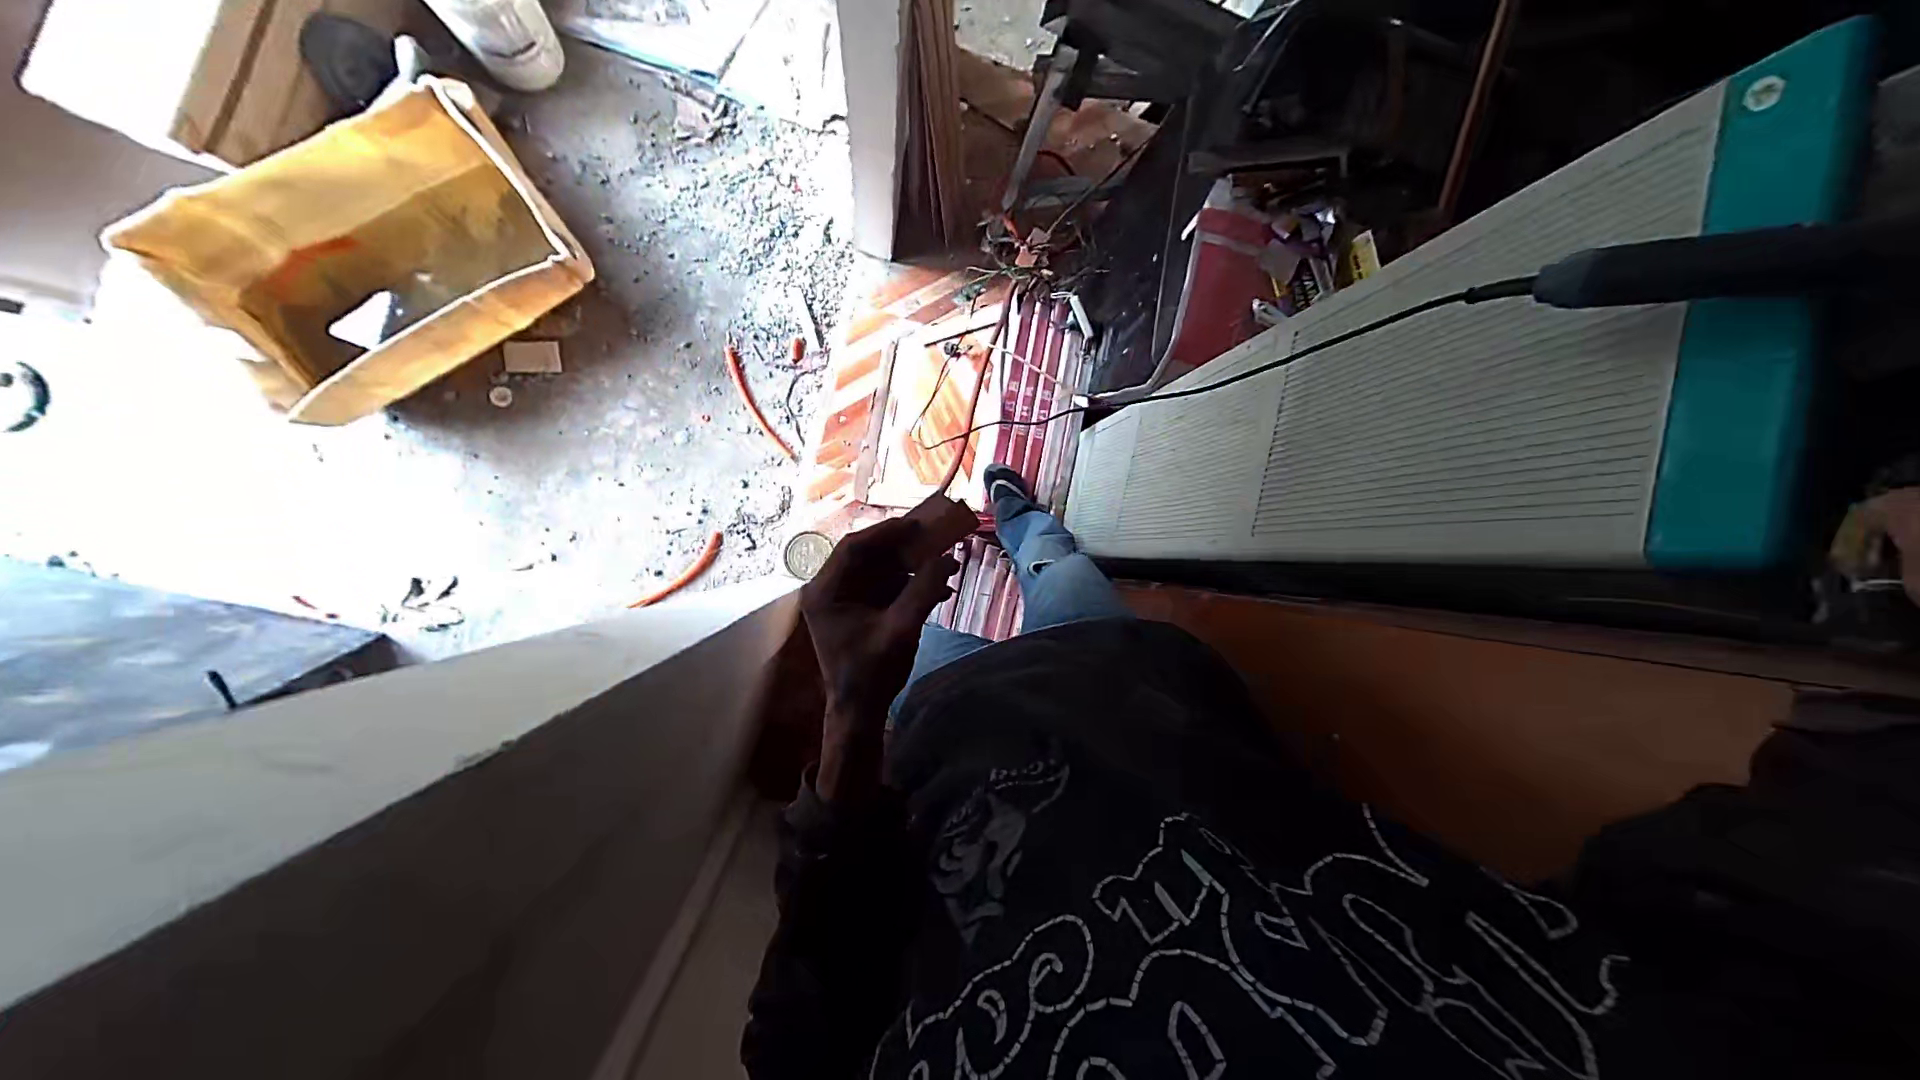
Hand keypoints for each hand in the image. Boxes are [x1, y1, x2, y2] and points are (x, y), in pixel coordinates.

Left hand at [800, 517, 956, 801]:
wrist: (860, 711)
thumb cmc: (872, 673)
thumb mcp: (900, 631)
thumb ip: (923, 592)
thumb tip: (947, 561)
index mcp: (825, 592)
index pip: (854, 548)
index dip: (886, 533)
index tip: (918, 524)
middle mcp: (830, 590)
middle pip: (866, 553)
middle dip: (902, 546)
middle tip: (933, 535)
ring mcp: (845, 599)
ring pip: (878, 567)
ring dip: (911, 564)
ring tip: (944, 562)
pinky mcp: (860, 609)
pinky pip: (885, 584)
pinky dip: (910, 582)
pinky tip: (939, 587)